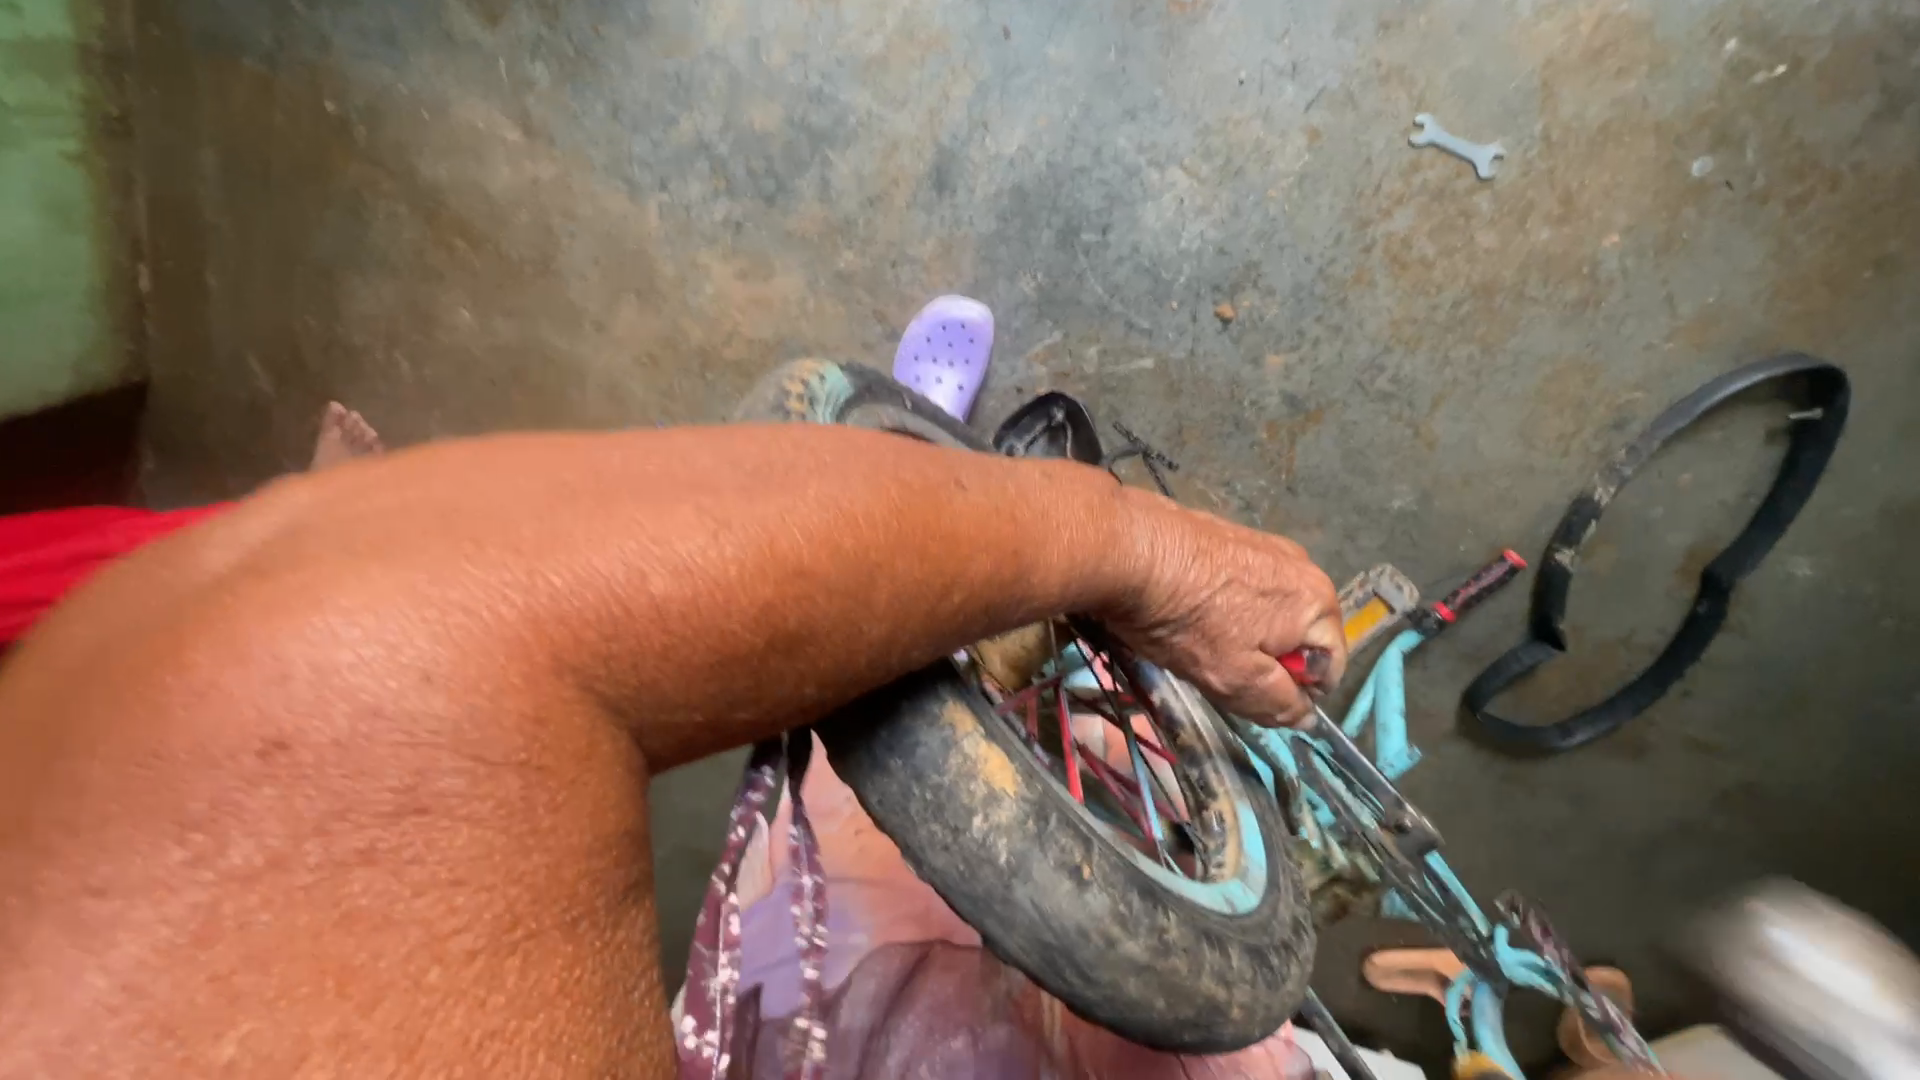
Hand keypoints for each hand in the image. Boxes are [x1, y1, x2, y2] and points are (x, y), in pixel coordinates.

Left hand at [1099, 489, 1345, 725]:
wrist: (1124, 546)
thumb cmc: (1185, 618)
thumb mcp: (1235, 677)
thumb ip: (1278, 701)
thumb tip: (1305, 715)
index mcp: (1318, 602)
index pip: (1329, 667)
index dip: (1294, 693)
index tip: (1249, 694)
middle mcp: (1301, 565)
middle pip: (1296, 634)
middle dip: (1263, 659)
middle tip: (1216, 664)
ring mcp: (1262, 542)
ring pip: (1263, 609)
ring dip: (1238, 631)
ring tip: (1193, 634)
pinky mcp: (1225, 532)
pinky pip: (1235, 582)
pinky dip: (1217, 601)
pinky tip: (1182, 605)